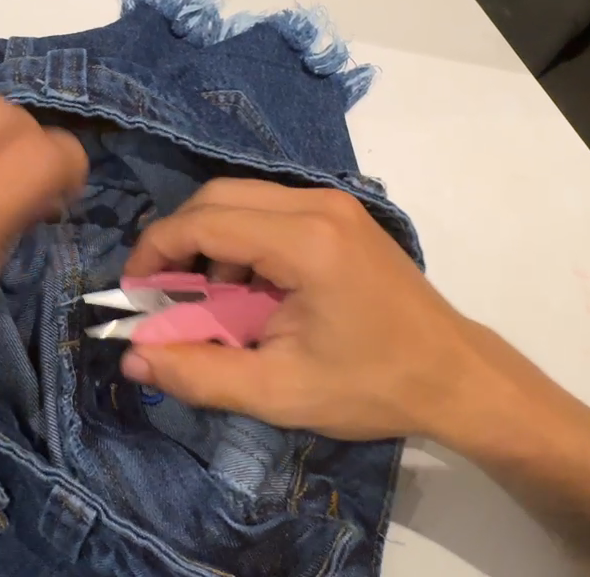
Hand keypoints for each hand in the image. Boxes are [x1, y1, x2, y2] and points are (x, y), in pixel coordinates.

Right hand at [119, 179, 566, 451]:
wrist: (457, 376)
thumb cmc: (372, 386)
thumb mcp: (280, 393)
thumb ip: (200, 373)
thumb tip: (132, 358)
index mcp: (305, 241)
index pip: (205, 222)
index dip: (157, 251)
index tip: (135, 291)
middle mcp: (316, 203)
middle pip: (217, 196)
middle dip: (178, 239)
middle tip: (165, 291)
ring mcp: (332, 201)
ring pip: (240, 196)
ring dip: (210, 238)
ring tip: (211, 297)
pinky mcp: (339, 211)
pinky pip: (268, 207)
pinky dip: (241, 238)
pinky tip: (250, 287)